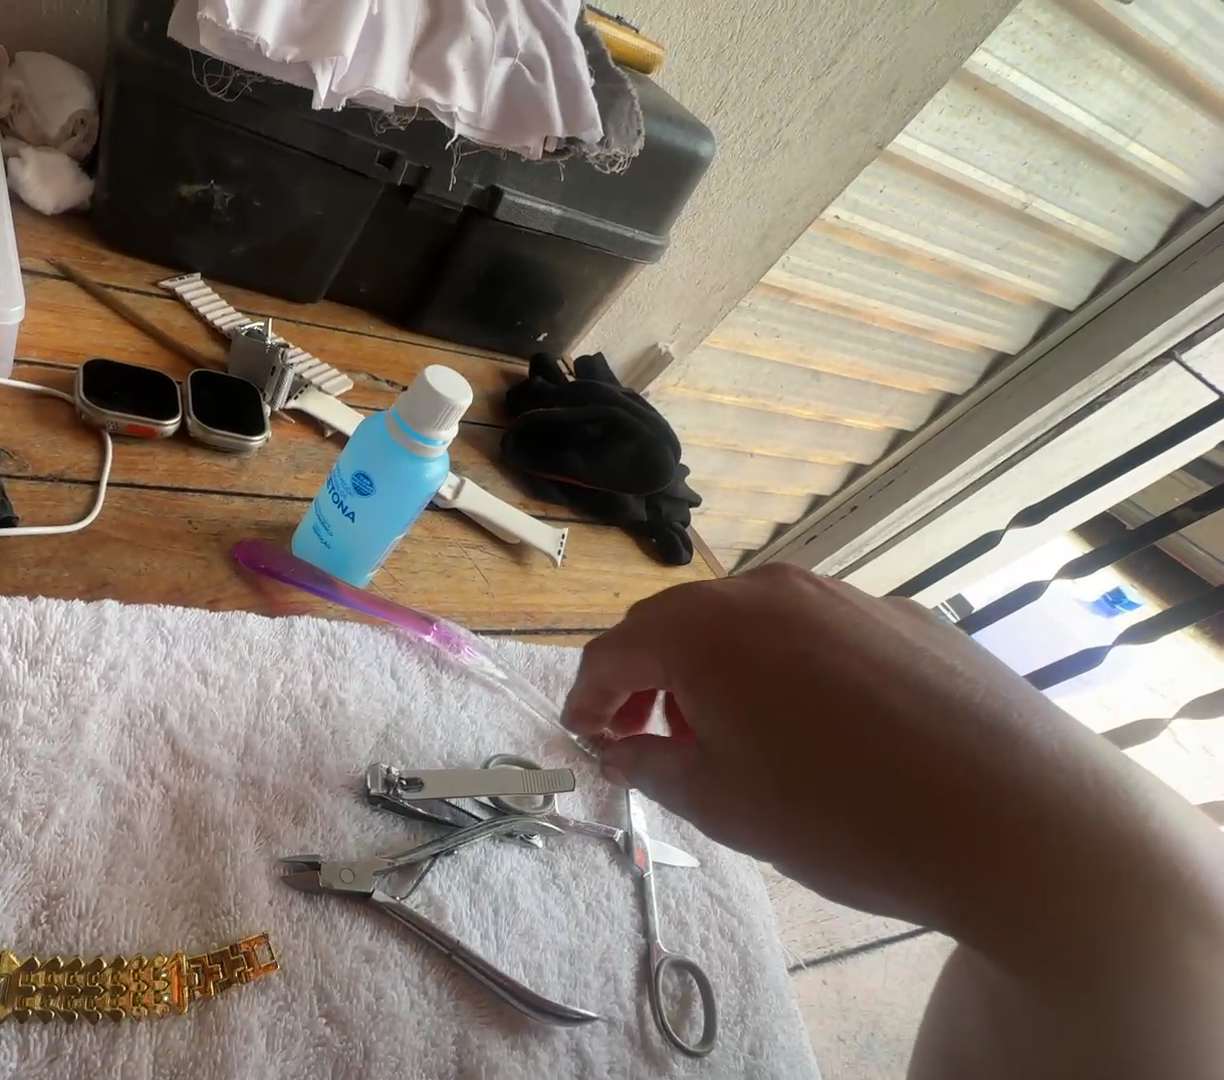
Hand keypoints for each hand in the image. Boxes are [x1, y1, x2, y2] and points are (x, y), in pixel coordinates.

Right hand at [562, 566, 1223, 984]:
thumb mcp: (717, 801)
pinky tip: (811, 721)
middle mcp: (761, 592)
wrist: (1036, 829)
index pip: (612, 652)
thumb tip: (614, 749)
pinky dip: (778, 665)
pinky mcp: (898, 614)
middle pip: (672, 626)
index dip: (585, 696)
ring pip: (739, 622)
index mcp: (701, 630)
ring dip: (710, 669)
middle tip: (646, 735)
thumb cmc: (841, 815)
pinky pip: (807, 629)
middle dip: (645, 680)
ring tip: (729, 730)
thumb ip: (644, 763)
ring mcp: (836, 595)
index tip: (582, 735)